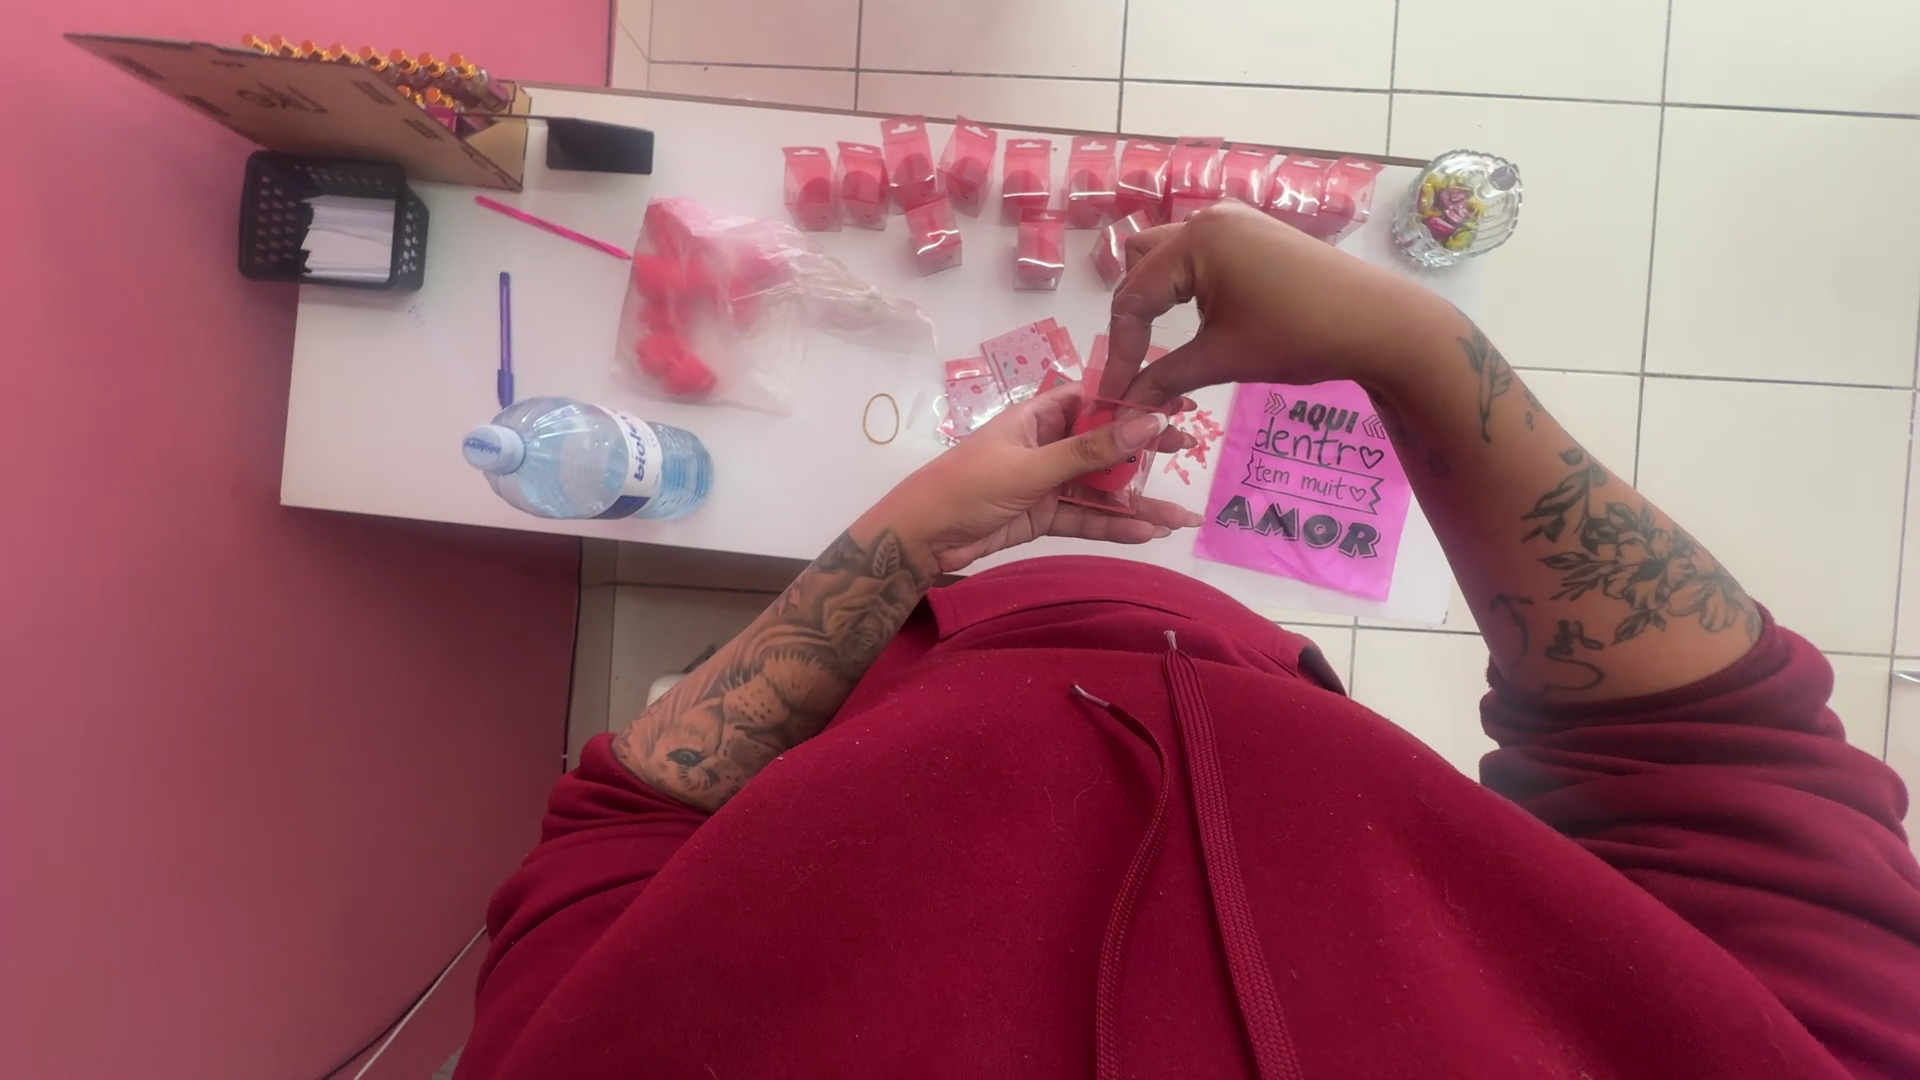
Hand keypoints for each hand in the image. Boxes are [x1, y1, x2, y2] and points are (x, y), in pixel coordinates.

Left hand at [867, 385, 1201, 574]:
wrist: (922, 538)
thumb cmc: (968, 487)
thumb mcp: (1031, 466)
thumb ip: (1090, 451)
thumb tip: (1149, 421)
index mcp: (1038, 417)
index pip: (1094, 400)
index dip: (1134, 401)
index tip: (1175, 404)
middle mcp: (1047, 444)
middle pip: (1104, 444)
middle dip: (1144, 451)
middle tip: (1187, 452)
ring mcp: (1047, 482)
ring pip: (1100, 488)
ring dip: (1136, 503)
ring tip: (1180, 518)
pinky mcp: (1044, 515)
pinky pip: (1086, 518)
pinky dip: (1113, 526)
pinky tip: (1146, 534)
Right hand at [1102, 201, 1453, 403]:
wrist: (1381, 324)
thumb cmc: (1298, 338)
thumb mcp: (1221, 359)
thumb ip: (1162, 378)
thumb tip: (1124, 405)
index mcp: (1195, 242)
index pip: (1131, 297)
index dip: (1119, 352)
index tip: (1115, 394)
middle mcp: (1207, 219)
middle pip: (1138, 267)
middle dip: (1132, 320)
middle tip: (1135, 368)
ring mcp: (1233, 221)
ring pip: (1164, 257)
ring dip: (1153, 300)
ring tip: (1156, 344)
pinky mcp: (1251, 233)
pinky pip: (1195, 255)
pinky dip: (1181, 287)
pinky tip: (1191, 318)